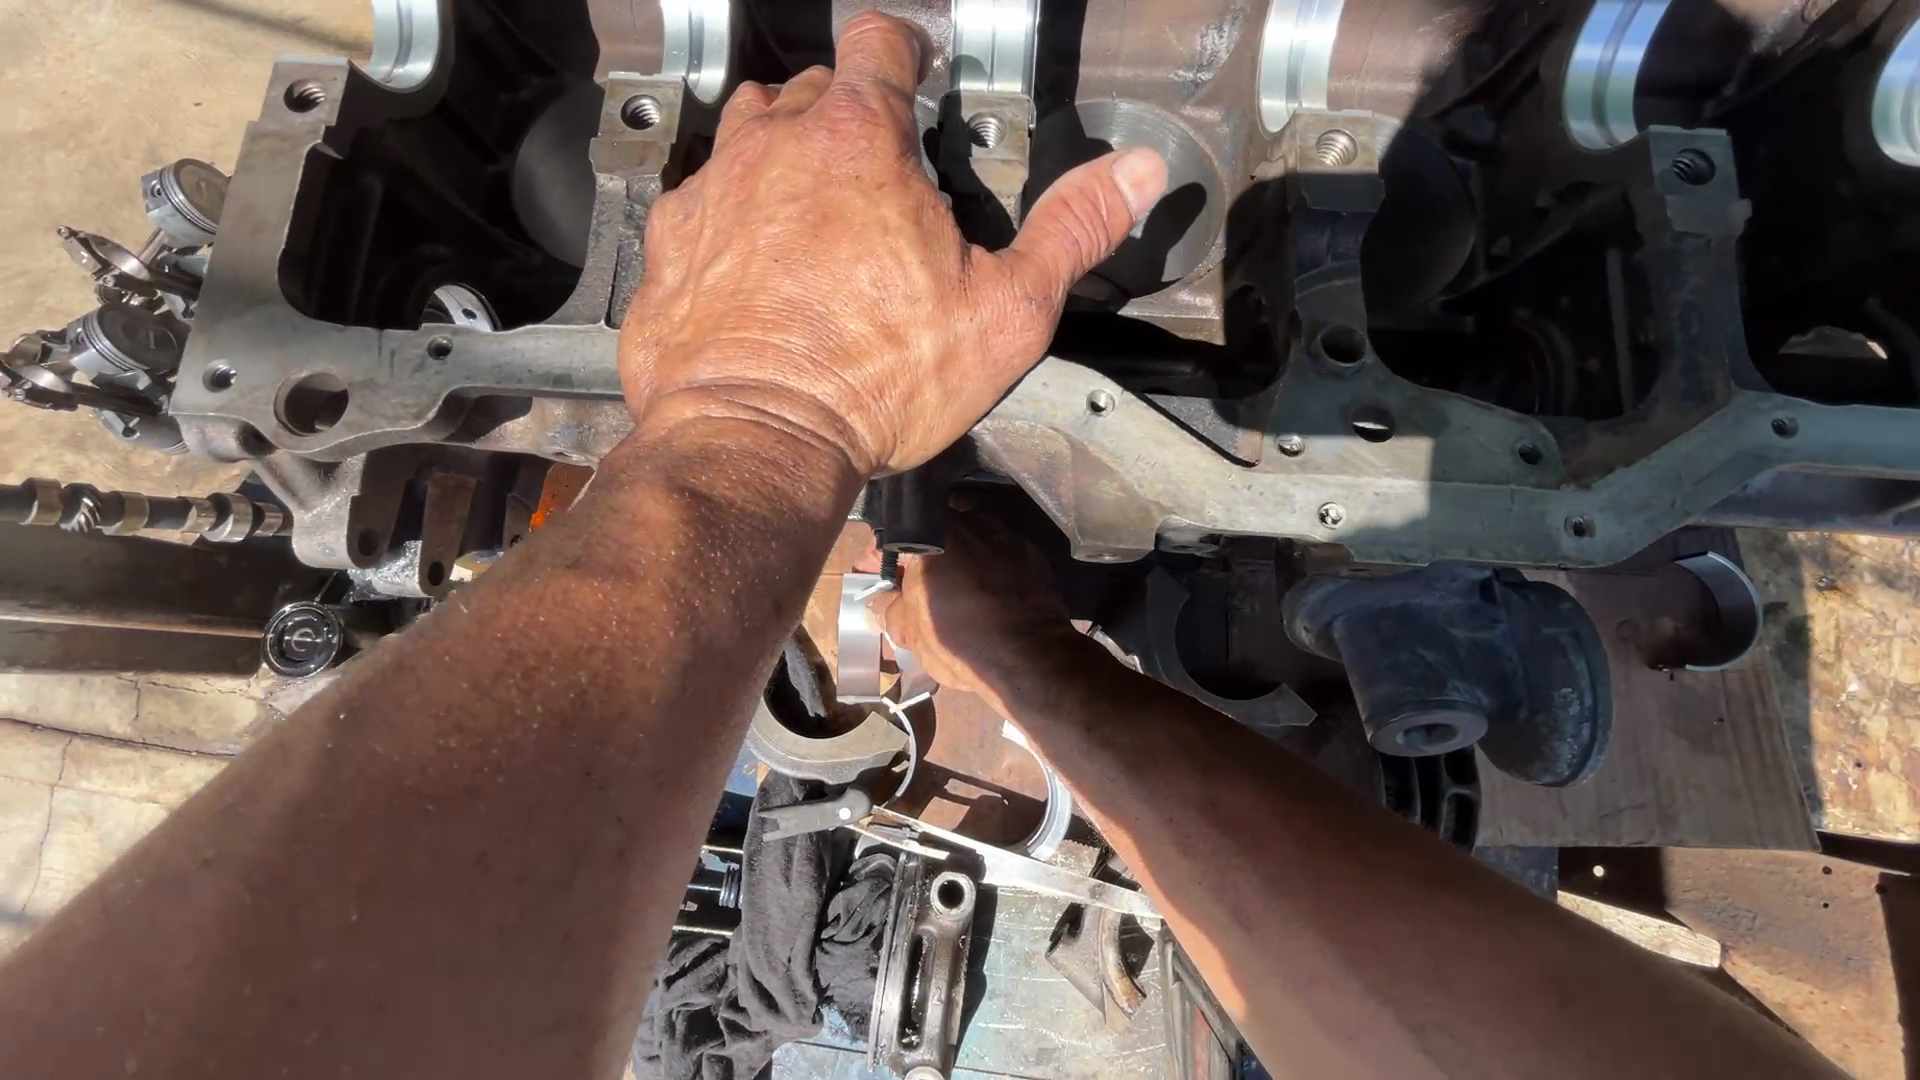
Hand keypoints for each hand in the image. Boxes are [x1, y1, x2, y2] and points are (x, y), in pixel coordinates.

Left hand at [617, 13, 1168, 475]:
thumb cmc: (877, 382)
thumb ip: (1070, 231)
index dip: (902, 51)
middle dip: (843, 118)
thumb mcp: (1004, 313)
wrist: (760, 441)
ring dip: (781, 155)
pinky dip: (733, 218)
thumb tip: (1136, 172)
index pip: (878, 44)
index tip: (913, 71)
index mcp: (858, 144)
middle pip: (809, 91)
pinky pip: (702, 203)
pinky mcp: (672, 248)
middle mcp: (773, 149)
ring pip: (747, 134)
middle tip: (872, 174)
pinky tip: (757, 266)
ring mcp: (713, 194)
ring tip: (814, 211)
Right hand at [879, 515, 1091, 708]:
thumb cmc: (960, 639)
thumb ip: (889, 610)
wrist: (1030, 656)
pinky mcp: (1035, 556)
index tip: (878, 578)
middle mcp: (972, 522)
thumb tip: (881, 604)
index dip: (881, 561)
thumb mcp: (910, 632)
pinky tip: (991, 601)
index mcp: (933, 532)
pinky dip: (993, 574)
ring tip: (959, 597)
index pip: (895, 538)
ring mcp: (1007, 536)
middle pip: (936, 537)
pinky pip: (1003, 559)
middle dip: (925, 561)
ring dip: (962, 565)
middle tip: (919, 591)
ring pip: (973, 546)